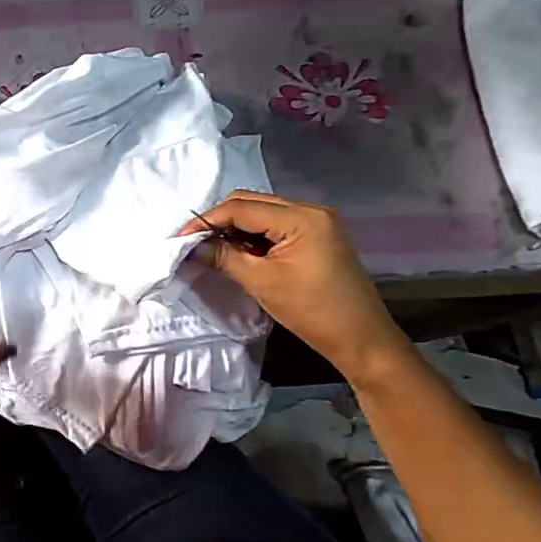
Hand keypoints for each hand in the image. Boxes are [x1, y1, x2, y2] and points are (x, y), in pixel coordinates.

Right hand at [182, 192, 407, 379]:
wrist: (360, 338)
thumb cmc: (311, 310)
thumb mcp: (261, 282)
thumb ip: (224, 257)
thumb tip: (191, 247)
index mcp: (301, 217)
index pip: (241, 207)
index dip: (206, 220)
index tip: (180, 239)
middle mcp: (311, 210)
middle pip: (251, 203)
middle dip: (219, 221)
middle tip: (194, 244)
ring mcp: (316, 222)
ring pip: (262, 213)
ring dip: (235, 229)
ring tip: (212, 250)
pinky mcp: (317, 236)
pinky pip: (275, 226)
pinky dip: (253, 236)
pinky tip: (238, 253)